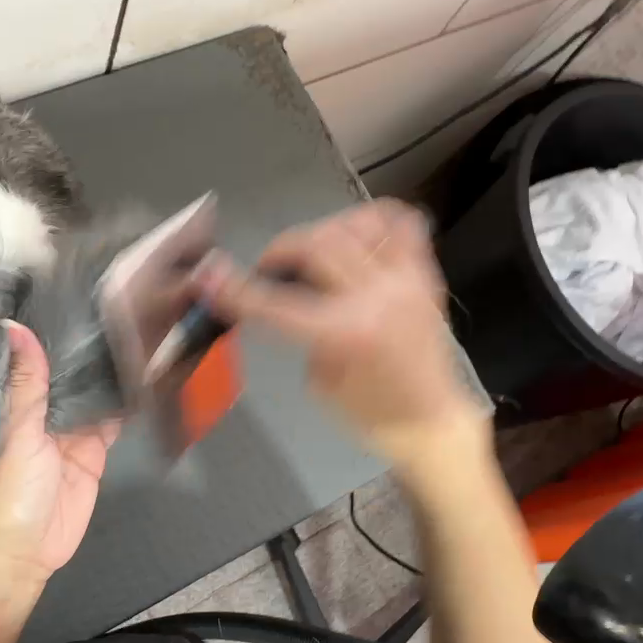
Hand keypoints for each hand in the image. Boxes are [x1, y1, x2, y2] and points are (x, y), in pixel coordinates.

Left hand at [0, 322, 118, 585]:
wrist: (24, 553)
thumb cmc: (9, 493)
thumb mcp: (17, 434)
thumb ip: (25, 385)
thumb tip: (14, 326)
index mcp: (14, 404)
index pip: (32, 360)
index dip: (46, 332)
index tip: (67, 292)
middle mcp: (41, 413)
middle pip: (67, 375)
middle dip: (84, 350)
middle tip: (116, 303)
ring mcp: (69, 433)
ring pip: (92, 396)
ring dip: (108, 374)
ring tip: (134, 332)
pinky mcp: (93, 454)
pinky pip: (110, 423)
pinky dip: (124, 406)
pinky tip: (141, 378)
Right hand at [200, 200, 483, 464]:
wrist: (429, 421)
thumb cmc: (368, 414)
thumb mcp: (319, 380)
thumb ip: (301, 330)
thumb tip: (285, 295)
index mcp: (347, 333)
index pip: (277, 304)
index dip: (238, 290)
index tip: (212, 277)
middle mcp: (378, 297)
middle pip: (316, 245)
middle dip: (280, 251)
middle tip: (269, 268)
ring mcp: (406, 281)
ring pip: (355, 225)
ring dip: (322, 232)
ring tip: (312, 252)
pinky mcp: (426, 275)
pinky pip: (402, 224)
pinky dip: (373, 221)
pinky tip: (354, 236)